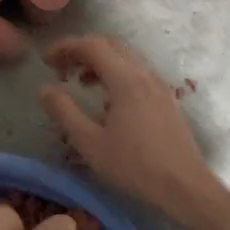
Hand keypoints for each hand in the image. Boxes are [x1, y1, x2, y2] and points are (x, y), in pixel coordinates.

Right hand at [39, 36, 229, 229]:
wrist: (184, 185)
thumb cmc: (134, 166)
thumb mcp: (90, 143)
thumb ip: (64, 112)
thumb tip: (45, 89)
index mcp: (126, 80)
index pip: (92, 46)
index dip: (66, 47)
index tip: (46, 61)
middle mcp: (145, 74)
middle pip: (111, 45)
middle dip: (82, 50)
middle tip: (61, 68)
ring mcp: (159, 85)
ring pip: (126, 57)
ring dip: (100, 61)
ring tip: (80, 83)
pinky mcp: (166, 99)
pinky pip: (138, 72)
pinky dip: (117, 73)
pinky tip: (108, 99)